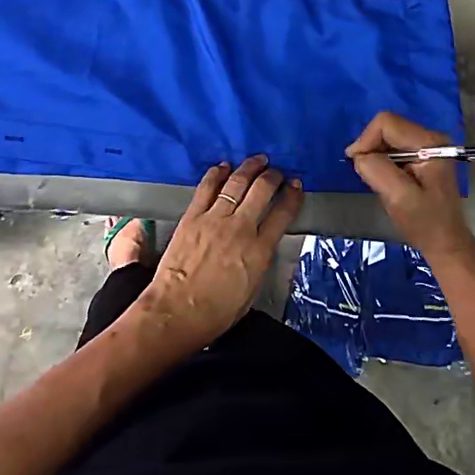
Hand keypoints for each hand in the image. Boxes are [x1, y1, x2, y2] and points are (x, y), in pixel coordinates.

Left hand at [133, 155, 302, 348]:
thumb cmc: (217, 311)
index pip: (283, 212)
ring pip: (237, 184)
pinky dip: (216, 174)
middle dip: (273, 176)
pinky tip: (224, 167)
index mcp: (260, 249)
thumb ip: (261, 260)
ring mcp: (215, 220)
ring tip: (257, 160)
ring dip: (249, 168)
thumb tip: (262, 244)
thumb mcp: (253, 287)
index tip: (296, 185)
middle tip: (277, 171)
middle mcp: (241, 228)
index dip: (293, 195)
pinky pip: (206, 189)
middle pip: (262, 190)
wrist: (177, 313)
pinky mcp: (192, 219)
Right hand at [347, 112, 474, 260]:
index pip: (387, 123)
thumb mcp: (399, 198)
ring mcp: (428, 146)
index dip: (366, 140)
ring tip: (378, 181)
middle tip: (367, 175)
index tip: (357, 164)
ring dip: (376, 156)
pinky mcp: (422, 156)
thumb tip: (359, 154)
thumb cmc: (425, 223)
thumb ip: (378, 170)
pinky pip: (393, 148)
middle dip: (371, 147)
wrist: (445, 242)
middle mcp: (431, 137)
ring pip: (388, 137)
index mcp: (430, 143)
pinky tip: (386, 180)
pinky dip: (383, 161)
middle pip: (388, 127)